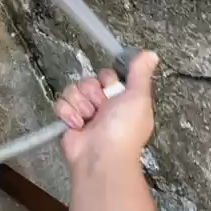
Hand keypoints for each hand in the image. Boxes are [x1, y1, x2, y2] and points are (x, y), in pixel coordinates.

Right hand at [54, 51, 159, 179]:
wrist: (101, 156)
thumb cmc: (124, 130)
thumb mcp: (138, 97)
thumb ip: (140, 74)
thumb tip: (150, 54)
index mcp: (121, 100)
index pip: (106, 75)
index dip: (106, 80)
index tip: (112, 91)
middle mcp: (103, 106)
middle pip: (88, 81)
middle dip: (92, 93)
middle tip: (100, 108)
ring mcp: (84, 113)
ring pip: (73, 90)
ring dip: (80, 105)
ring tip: (89, 120)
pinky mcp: (68, 120)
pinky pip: (60, 103)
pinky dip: (67, 114)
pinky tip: (77, 125)